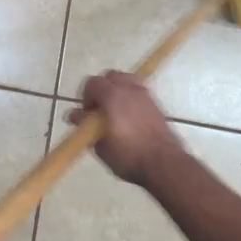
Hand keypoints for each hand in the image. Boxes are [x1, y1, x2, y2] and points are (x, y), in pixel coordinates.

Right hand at [70, 70, 185, 185]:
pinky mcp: (156, 104)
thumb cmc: (128, 156)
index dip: (86, 96)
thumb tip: (75, 115)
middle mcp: (129, 89)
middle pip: (110, 76)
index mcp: (112, 96)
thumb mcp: (100, 145)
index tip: (87, 114)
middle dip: (102, 89)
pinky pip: (139, 91)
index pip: (92, 83)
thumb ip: (86, 126)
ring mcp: (145, 95)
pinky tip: (129, 117)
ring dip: (117, 91)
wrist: (164, 164)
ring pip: (127, 81)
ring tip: (115, 112)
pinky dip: (131, 98)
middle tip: (99, 110)